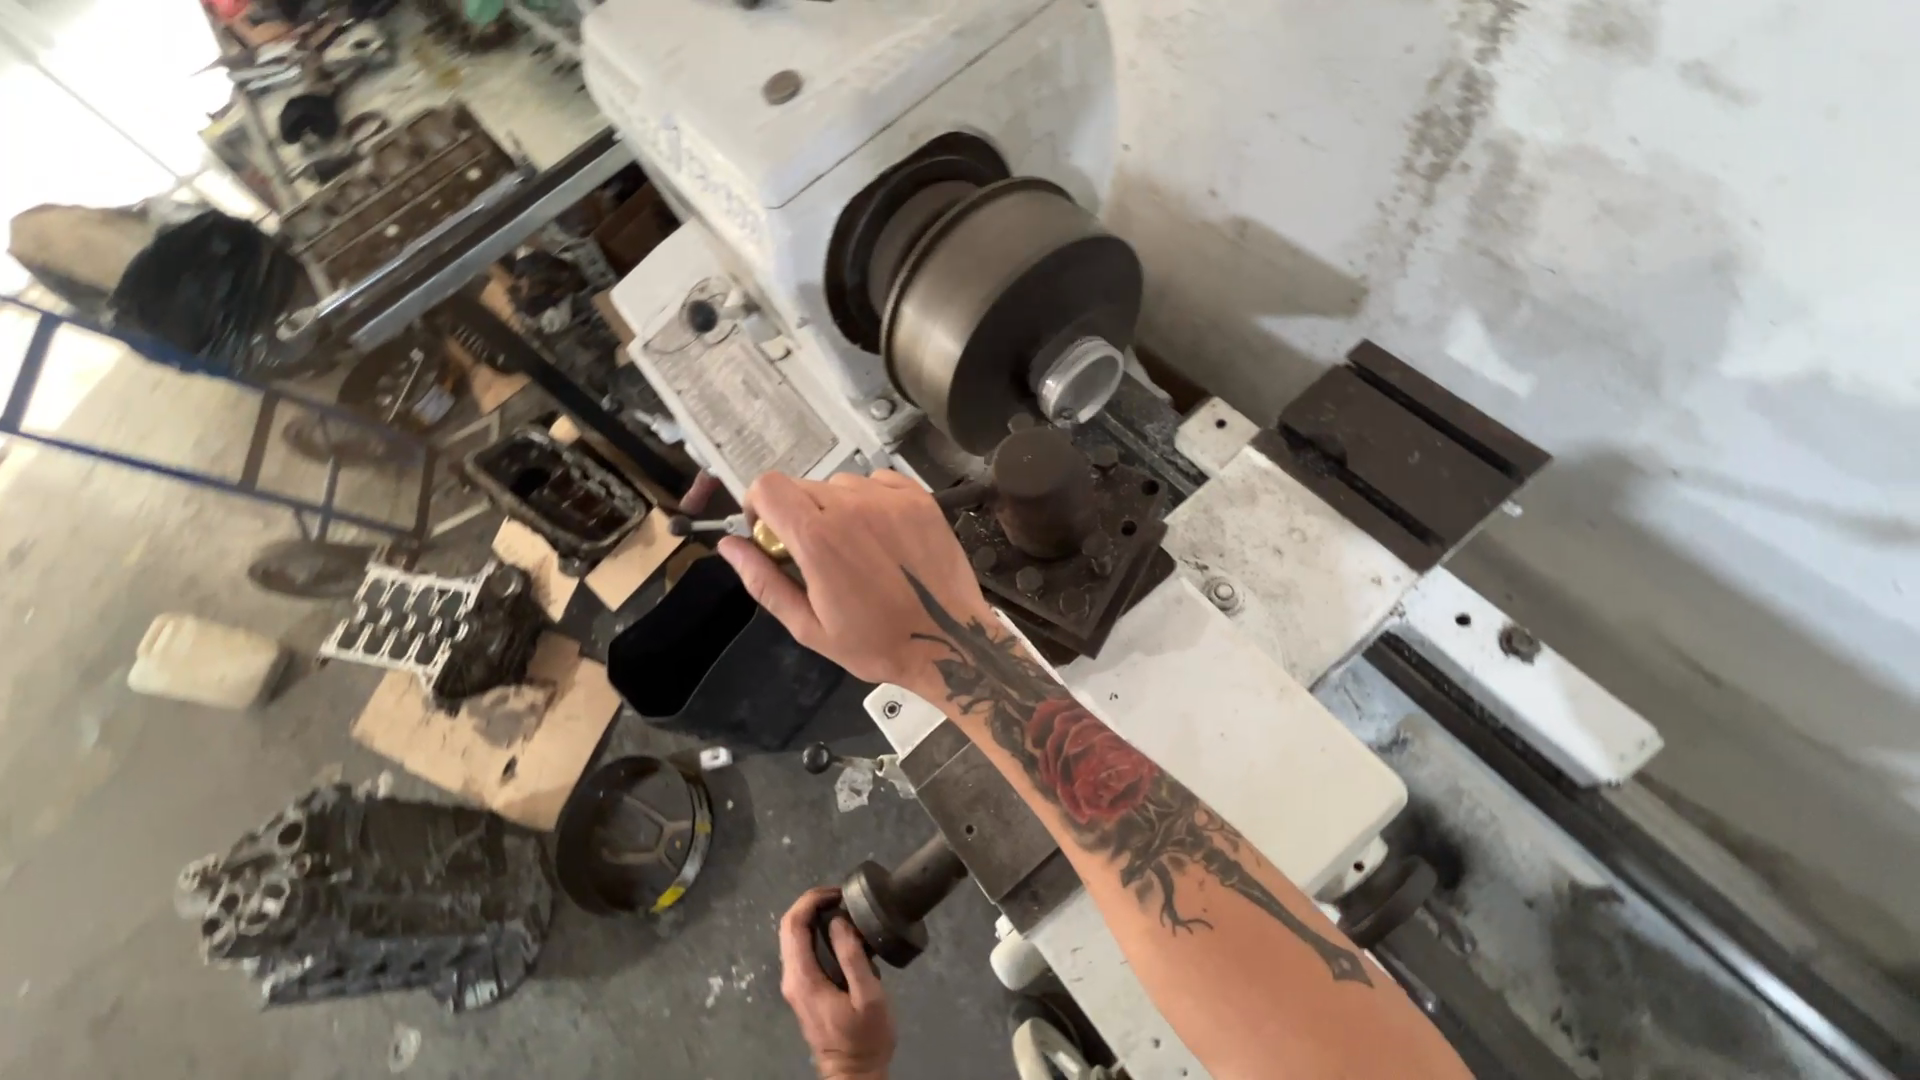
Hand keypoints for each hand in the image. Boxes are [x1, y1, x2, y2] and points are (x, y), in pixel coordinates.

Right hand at [717, 471, 990, 698]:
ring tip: (854, 548)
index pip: (767, 486)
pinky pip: (877, 482)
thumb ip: (764, 581)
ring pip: (840, 484)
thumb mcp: (809, 626)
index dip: (758, 505)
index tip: (768, 532)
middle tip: (815, 555)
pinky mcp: (919, 499)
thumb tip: (729, 546)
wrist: (951, 642)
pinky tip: (880, 535)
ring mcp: (890, 499)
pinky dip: (870, 501)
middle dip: (796, 514)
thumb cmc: (877, 643)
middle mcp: (853, 507)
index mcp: (819, 539)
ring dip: (835, 508)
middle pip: (801, 486)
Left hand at [778, 887, 894, 1079]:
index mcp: (803, 978)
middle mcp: (791, 978)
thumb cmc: (865, 1038)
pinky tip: (840, 931)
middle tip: (842, 897)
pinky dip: (815, 931)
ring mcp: (795, 985)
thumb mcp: (868, 996)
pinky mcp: (804, 989)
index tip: (838, 893)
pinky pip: (801, 950)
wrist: (854, 1074)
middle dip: (812, 903)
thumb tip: (839, 921)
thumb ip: (853, 957)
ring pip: (793, 937)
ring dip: (813, 916)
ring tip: (844, 909)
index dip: (811, 900)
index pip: (793, 924)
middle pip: (789, 927)